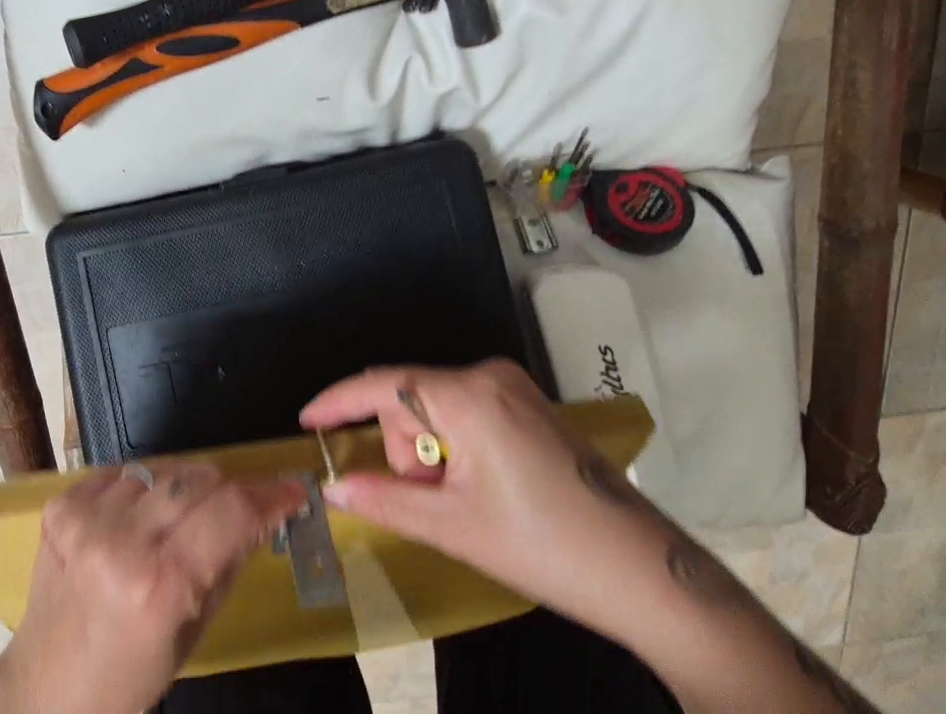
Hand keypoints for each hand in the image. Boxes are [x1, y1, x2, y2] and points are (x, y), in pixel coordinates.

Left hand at [0, 462, 305, 713]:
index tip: (292, 491)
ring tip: (174, 526)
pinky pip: (122, 475)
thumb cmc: (132, 673)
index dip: (270, 495)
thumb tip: (263, 511)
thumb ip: (229, 561)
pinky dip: (139, 492)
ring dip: (180, 491)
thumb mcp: (195, 629)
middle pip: (199, 479)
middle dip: (228, 491)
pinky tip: (134, 524)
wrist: (48, 688)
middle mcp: (121, 542)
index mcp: (162, 584)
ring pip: (162, 470)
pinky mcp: (61, 506)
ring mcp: (85, 519)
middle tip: (236, 511)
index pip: (232, 511)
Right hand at [299, 359, 672, 632]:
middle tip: (430, 501)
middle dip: (403, 450)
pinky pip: (464, 413)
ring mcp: (513, 388)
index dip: (338, 402)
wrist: (639, 570)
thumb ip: (382, 499)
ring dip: (428, 454)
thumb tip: (332, 486)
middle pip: (409, 399)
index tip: (305, 422)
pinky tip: (474, 486)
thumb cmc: (541, 546)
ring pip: (434, 408)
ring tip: (460, 502)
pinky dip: (451, 447)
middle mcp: (489, 376)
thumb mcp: (451, 526)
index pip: (383, 385)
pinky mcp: (528, 405)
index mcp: (469, 396)